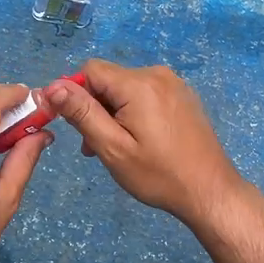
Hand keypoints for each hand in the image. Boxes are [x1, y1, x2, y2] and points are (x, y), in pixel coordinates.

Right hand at [45, 59, 246, 224]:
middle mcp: (156, 74)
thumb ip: (82, 113)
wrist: (211, 192)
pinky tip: (138, 141)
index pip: (90, 70)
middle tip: (94, 145)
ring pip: (125, 89)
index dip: (74, 93)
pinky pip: (145, 95)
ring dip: (112, 113)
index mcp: (138, 84)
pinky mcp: (182, 96)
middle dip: (94, 107)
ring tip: (115, 148)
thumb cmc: (158, 175)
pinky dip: (133, 112)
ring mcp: (173, 84)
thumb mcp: (112, 147)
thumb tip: (53, 86)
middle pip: (108, 80)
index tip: (72, 124)